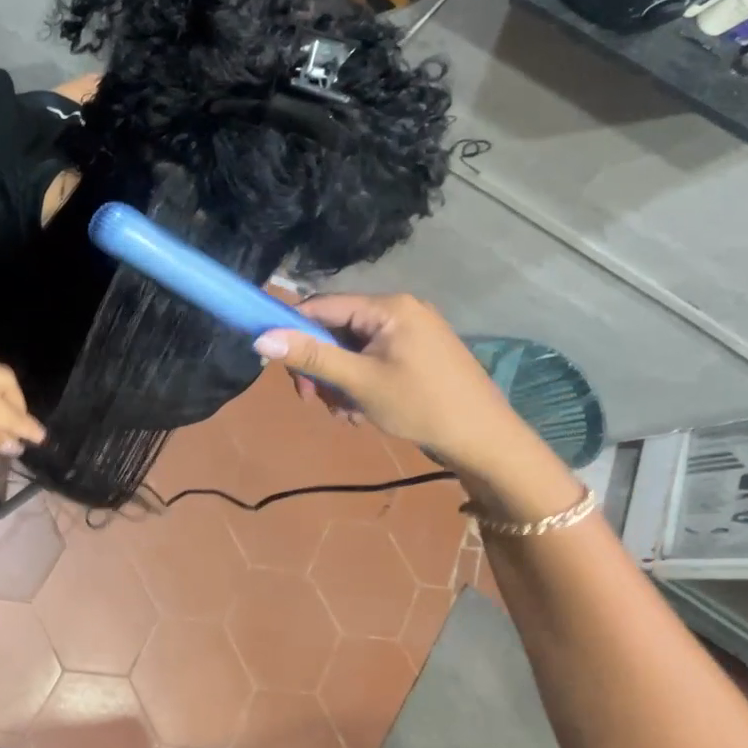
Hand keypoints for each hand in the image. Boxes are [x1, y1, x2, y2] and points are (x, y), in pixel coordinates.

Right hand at [251, 294, 533, 473]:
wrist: (487, 442)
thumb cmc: (422, 406)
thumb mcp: (359, 382)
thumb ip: (311, 356)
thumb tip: (260, 337)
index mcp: (387, 308)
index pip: (320, 306)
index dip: (292, 331)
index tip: (280, 367)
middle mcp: (398, 311)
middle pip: (333, 329)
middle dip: (319, 366)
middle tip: (313, 399)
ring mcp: (409, 333)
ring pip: (348, 349)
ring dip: (336, 381)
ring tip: (345, 412)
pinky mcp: (415, 354)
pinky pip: (369, 359)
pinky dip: (356, 383)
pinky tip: (361, 411)